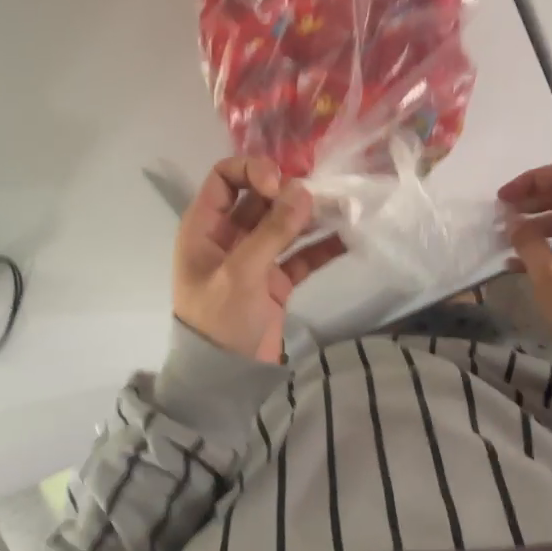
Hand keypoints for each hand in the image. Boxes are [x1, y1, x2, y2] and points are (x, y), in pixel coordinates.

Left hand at [173, 157, 346, 362]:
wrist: (224, 379)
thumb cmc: (219, 321)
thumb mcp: (240, 274)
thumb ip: (271, 231)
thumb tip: (303, 190)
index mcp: (204, 228)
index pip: (224, 178)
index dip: (252, 172)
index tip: (281, 184)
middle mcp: (228, 237)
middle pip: (259, 198)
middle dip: (289, 192)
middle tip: (322, 193)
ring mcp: (254, 259)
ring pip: (284, 225)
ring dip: (310, 216)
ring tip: (343, 208)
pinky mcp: (275, 282)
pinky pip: (300, 255)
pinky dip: (321, 247)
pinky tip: (347, 237)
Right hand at [499, 163, 551, 339]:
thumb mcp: (549, 273)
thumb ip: (526, 240)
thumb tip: (511, 220)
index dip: (534, 179)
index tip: (505, 197)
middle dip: (533, 200)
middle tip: (503, 215)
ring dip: (537, 223)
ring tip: (508, 240)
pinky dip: (548, 242)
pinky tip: (519, 261)